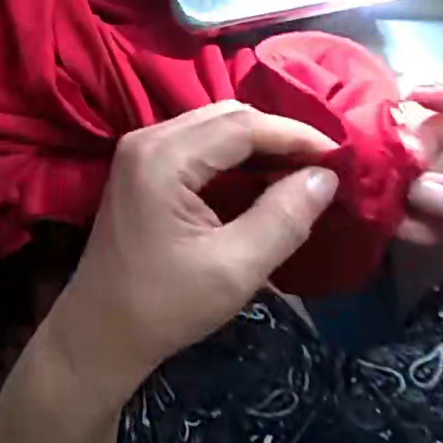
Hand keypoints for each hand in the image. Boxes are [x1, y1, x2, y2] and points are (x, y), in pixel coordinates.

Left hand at [43, 101, 340, 402]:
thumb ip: (283, 218)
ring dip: (255, 140)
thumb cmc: (165, 304)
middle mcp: (147, 137)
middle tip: (323, 163)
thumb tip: (325, 176)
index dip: (294, 134)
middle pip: (224, 115)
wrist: (100, 327)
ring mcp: (139, 147)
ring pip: (210, 123)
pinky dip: (231, 151)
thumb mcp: (234, 268)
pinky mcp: (140, 162)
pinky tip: (259, 173)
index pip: (239, 125)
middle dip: (277, 133)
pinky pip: (194, 139)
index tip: (341, 155)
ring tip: (300, 167)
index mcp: (162, 157)